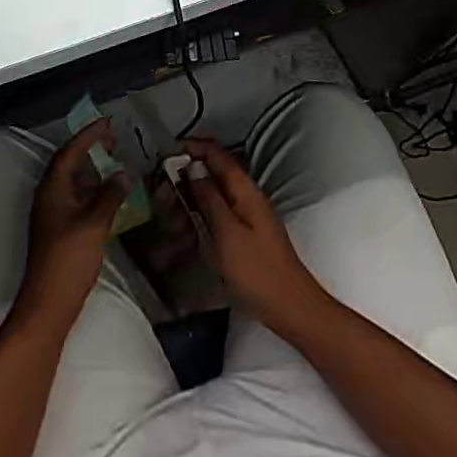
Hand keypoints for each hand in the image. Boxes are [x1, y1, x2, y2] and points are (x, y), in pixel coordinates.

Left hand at [19, 119, 128, 323]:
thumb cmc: (69, 259)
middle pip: (68, 162)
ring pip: (72, 181)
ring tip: (113, 161)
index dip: (88, 135)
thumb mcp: (94, 225)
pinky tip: (107, 195)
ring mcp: (51, 212)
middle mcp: (48, 195)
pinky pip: (75, 197)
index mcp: (52, 188)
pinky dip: (91, 189)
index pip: (70, 152)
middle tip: (113, 138)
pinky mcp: (58, 228)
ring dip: (91, 169)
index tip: (107, 122)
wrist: (49, 301)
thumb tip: (122, 174)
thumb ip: (109, 197)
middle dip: (89, 147)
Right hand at [183, 139, 326, 336]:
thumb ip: (208, 198)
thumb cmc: (258, 272)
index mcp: (245, 190)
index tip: (166, 154)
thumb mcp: (227, 233)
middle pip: (216, 168)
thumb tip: (192, 168)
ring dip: (193, 189)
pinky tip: (189, 220)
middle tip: (163, 182)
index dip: (191, 147)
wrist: (292, 309)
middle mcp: (249, 196)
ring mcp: (249, 213)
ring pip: (217, 188)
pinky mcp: (247, 230)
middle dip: (188, 169)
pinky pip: (220, 207)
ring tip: (171, 201)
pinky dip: (202, 206)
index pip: (217, 153)